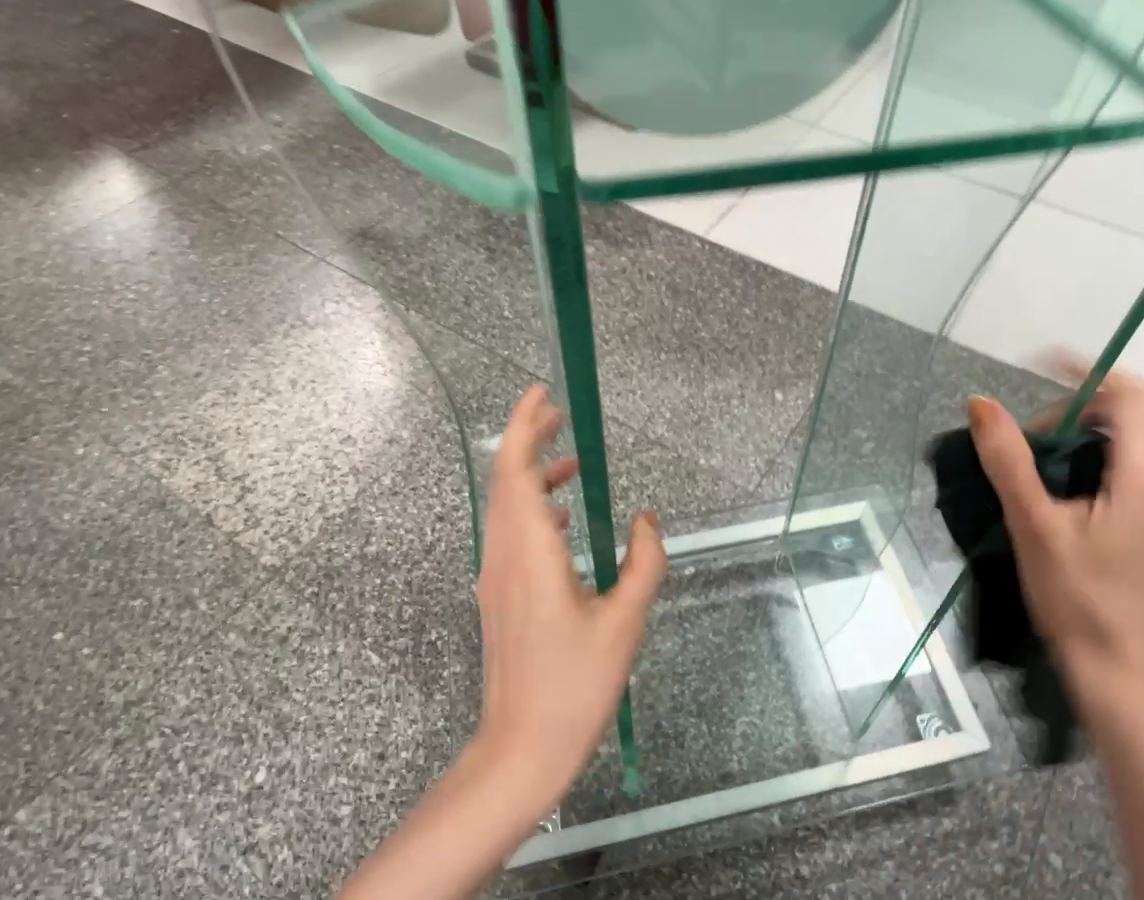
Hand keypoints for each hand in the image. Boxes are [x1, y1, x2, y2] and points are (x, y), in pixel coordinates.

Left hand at [470, 385, 667, 807]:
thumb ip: (645, 563)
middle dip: (528, 439)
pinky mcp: (497, 596)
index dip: (524, 426)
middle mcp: (503, 555)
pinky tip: (563, 519)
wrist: (520, 749)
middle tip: (559, 414)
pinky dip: (532, 510)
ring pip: (505, 506)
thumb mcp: (625, 624)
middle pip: (505, 479)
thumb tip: (649, 520)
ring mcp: (494, 577)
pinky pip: (509, 534)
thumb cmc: (574, 687)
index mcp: (531, 553)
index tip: (541, 394)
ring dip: (532, 476)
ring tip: (571, 463)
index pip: (516, 470)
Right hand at [967, 361, 1143, 702]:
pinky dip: (1112, 449)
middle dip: (1088, 401)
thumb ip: (1008, 459)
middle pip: (1143, 408)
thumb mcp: (1033, 524)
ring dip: (1098, 425)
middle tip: (1035, 428)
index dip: (1086, 372)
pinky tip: (1074, 478)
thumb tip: (980, 403)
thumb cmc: (1076, 597)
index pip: (1130, 394)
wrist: (1119, 667)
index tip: (1039, 366)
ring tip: (1047, 451)